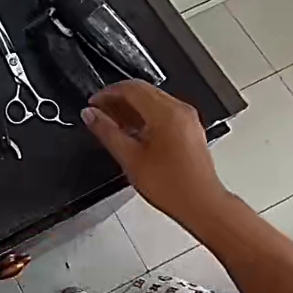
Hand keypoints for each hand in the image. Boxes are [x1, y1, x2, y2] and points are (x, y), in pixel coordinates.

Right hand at [82, 81, 233, 225]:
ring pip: (154, 101)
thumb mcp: (130, 158)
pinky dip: (146, 117)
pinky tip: (132, 133)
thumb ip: (107, 132)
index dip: (107, 93)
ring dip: (131, 108)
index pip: (131, 88)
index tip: (94, 103)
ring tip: (112, 124)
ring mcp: (187, 119)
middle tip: (99, 112)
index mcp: (166, 113)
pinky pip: (164, 113)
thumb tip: (91, 115)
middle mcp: (180, 110)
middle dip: (118, 99)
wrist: (201, 204)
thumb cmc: (173, 187)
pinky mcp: (190, 129)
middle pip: (143, 91)